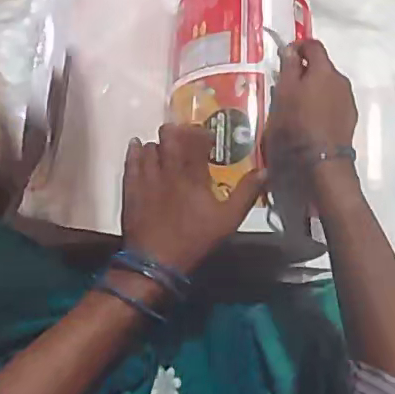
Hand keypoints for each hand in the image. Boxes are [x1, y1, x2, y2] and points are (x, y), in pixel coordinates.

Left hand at [121, 124, 267, 273]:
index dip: (202, 133)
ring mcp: (147, 177)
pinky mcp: (131, 187)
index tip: (208, 137)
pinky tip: (138, 147)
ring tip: (166, 150)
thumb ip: (246, 193)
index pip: (197, 141)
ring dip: (160, 144)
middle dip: (179, 132)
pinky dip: (135, 150)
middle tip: (185, 139)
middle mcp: (169, 169)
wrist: (155, 261)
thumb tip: (264, 171)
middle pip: (170, 136)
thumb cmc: (194, 240)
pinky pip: (131, 160)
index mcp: (193, 174)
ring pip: (151, 146)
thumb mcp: (228, 220)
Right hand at [266, 39, 357, 162]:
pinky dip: (322, 104)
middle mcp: (341, 80)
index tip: (283, 58)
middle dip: (305, 71)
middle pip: (322, 66)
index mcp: (324, 69)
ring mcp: (348, 100)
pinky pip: (333, 102)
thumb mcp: (283, 93)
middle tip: (286, 85)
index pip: (313, 45)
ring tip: (297, 105)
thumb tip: (291, 49)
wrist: (320, 161)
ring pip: (328, 85)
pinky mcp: (349, 118)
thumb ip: (288, 67)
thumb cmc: (296, 124)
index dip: (298, 46)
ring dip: (314, 88)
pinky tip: (310, 119)